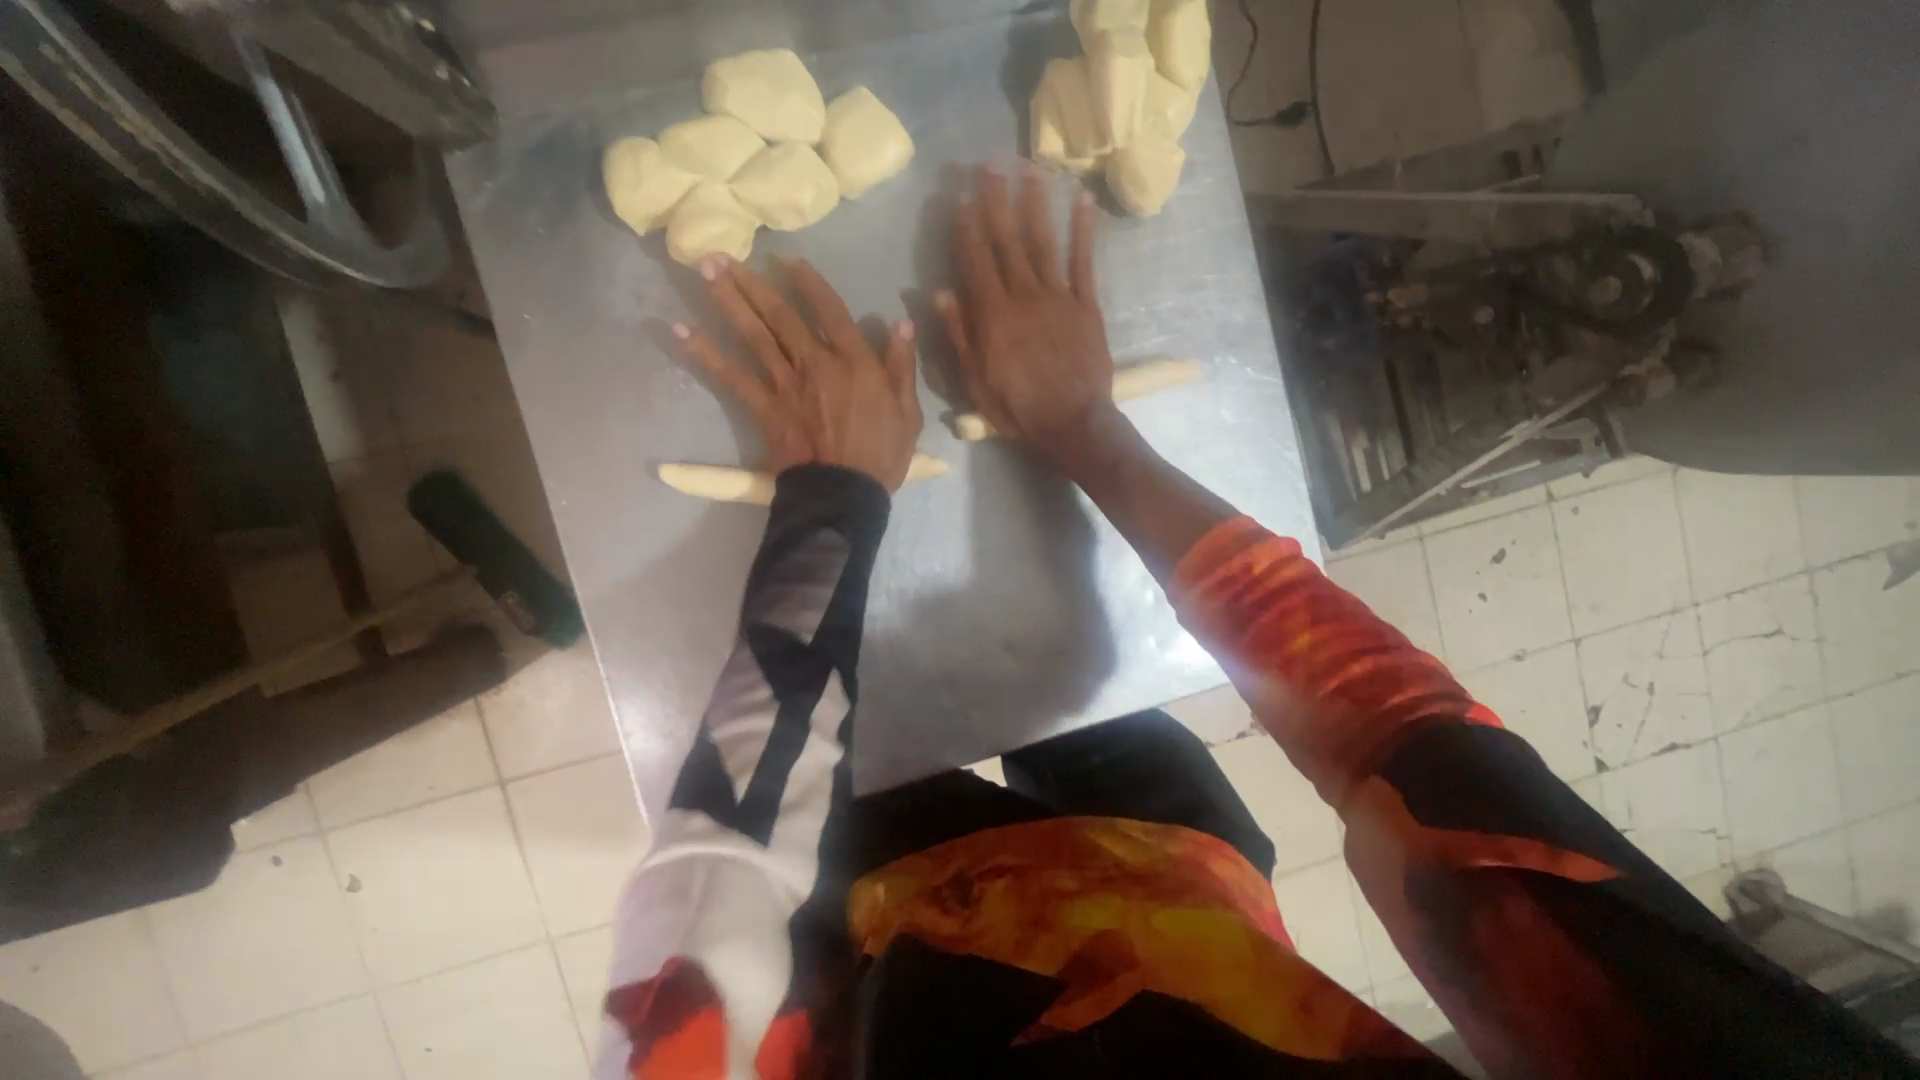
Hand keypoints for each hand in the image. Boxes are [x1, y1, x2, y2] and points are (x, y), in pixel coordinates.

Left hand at [677, 256, 922, 490]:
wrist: (844, 495)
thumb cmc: (882, 457)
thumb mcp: (907, 412)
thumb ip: (902, 365)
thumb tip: (901, 324)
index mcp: (855, 362)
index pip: (830, 310)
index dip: (808, 282)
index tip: (788, 260)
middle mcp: (816, 363)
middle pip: (781, 315)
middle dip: (752, 283)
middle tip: (721, 254)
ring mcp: (786, 385)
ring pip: (754, 335)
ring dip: (727, 300)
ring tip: (705, 271)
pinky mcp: (764, 408)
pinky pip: (731, 376)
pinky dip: (705, 353)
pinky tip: (680, 330)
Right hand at [936, 166, 1119, 471]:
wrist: (1073, 422)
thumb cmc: (1017, 408)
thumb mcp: (974, 381)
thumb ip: (958, 335)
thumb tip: (938, 293)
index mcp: (992, 314)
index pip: (974, 259)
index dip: (966, 224)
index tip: (960, 192)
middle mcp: (1022, 295)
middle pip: (1006, 240)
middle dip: (996, 199)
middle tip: (990, 162)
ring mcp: (1057, 296)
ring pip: (1042, 241)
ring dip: (1034, 203)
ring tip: (1029, 168)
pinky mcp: (1086, 304)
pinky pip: (1083, 261)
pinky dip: (1083, 230)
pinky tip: (1080, 201)